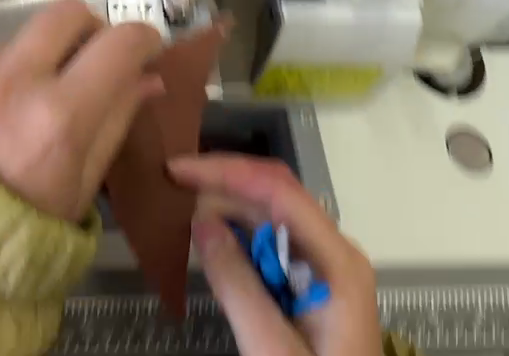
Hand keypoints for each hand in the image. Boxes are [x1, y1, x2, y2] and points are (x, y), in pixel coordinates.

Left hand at [0, 1, 163, 220]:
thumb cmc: (28, 228)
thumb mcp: (84, 185)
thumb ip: (116, 119)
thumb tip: (148, 76)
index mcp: (60, 117)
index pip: (118, 44)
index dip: (142, 38)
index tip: (146, 48)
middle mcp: (15, 82)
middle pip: (67, 12)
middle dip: (91, 28)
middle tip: (97, 57)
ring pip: (26, 36)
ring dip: (45, 55)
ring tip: (42, 100)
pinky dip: (10, 75)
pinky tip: (4, 115)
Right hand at [171, 154, 380, 355]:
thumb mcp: (271, 351)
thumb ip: (236, 283)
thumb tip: (200, 220)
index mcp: (336, 260)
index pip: (278, 190)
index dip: (225, 172)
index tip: (176, 171)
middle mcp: (334, 251)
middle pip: (275, 194)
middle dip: (223, 182)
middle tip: (171, 183)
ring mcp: (325, 267)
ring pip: (271, 215)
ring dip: (226, 204)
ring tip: (181, 203)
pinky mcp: (311, 285)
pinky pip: (271, 243)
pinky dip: (237, 234)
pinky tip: (210, 238)